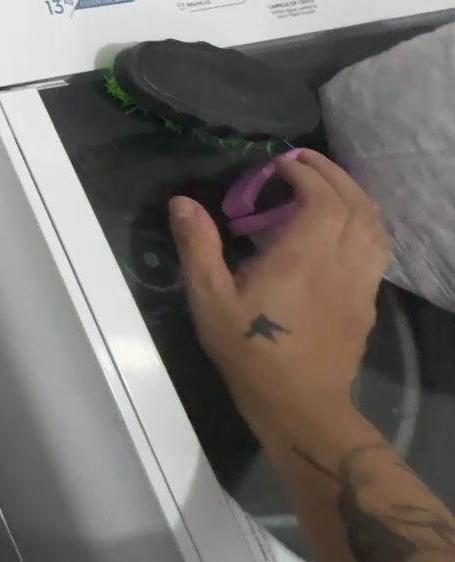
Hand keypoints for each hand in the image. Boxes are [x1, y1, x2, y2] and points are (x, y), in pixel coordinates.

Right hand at [169, 149, 390, 447]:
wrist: (298, 400)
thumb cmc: (245, 346)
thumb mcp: (206, 294)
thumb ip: (198, 244)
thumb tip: (183, 202)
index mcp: (302, 261)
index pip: (324, 204)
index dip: (307, 176)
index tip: (278, 164)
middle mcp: (341, 268)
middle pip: (360, 211)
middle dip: (336, 178)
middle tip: (302, 161)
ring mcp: (359, 287)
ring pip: (376, 231)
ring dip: (355, 199)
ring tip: (324, 185)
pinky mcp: (364, 302)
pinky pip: (375, 251)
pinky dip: (360, 224)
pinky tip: (335, 227)